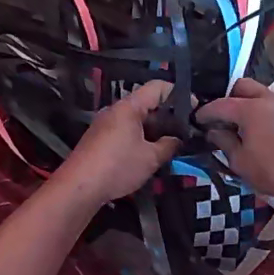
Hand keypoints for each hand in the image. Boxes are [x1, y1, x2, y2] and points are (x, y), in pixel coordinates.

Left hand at [52, 81, 181, 205]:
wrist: (79, 187)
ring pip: (135, 120)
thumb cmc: (118, 166)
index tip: (194, 109)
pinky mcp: (98, 139)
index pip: (157, 87)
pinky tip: (148, 154)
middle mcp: (115, 110)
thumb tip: (176, 140)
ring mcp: (104, 124)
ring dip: (153, 130)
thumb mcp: (151, 158)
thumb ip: (169, 145)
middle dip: (167, 116)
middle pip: (146, 103)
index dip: (178, 94)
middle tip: (185, 132)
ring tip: (170, 145)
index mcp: (129, 106)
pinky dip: (139, 138)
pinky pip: (124, 131)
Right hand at [196, 78, 273, 204]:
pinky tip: (259, 132)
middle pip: (242, 86)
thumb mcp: (239, 161)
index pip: (220, 104)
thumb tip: (214, 132)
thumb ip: (223, 141)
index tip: (196, 120)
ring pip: (260, 94)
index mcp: (250, 109)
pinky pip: (273, 106)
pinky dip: (261, 113)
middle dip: (227, 98)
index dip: (204, 113)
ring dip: (246, 104)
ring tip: (238, 126)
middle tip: (220, 118)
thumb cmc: (271, 172)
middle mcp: (268, 100)